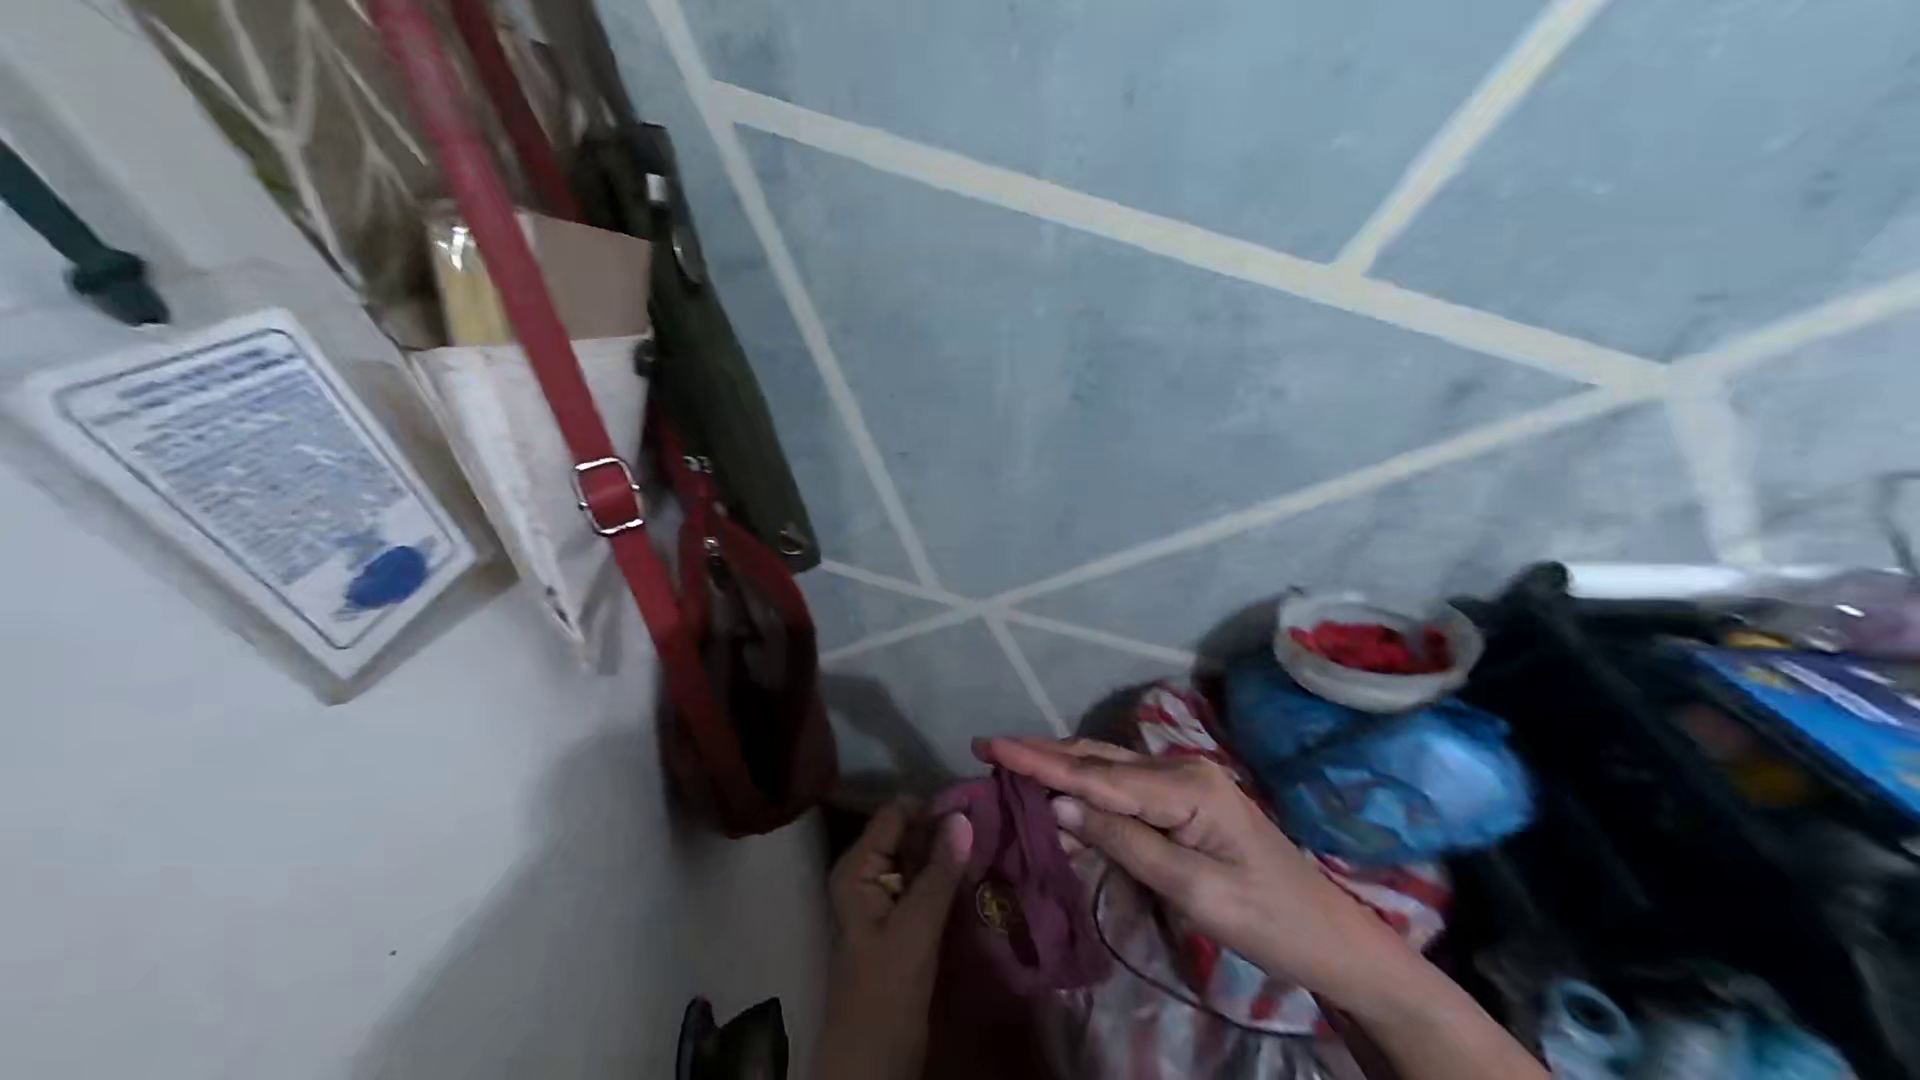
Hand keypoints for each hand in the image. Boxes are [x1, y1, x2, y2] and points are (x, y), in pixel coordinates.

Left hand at [812, 801, 972, 1079]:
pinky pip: (925, 879)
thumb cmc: (886, 993)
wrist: (872, 1062)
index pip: (896, 813)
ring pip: (920, 855)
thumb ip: (939, 873)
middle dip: (945, 829)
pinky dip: (948, 875)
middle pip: (908, 830)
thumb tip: (964, 816)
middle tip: (989, 830)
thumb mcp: (915, 931)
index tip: (976, 812)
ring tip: (989, 847)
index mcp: (857, 867)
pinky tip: (976, 874)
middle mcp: (866, 871)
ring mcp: (883, 893)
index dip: (933, 808)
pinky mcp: (900, 915)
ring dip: (950, 852)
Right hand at [975, 736, 1412, 1009]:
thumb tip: (1059, 803)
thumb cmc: (1266, 920)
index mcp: (1185, 787)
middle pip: (1097, 759)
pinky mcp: (1183, 799)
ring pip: (1107, 767)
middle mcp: (1180, 770)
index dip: (1040, 761)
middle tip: (989, 748)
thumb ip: (1124, 840)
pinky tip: (1061, 793)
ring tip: (1011, 764)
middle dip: (1042, 753)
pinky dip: (1085, 787)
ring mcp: (1183, 782)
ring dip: (1059, 766)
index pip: (1096, 773)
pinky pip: (1122, 787)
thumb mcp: (1192, 889)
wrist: (1329, 936)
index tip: (991, 744)